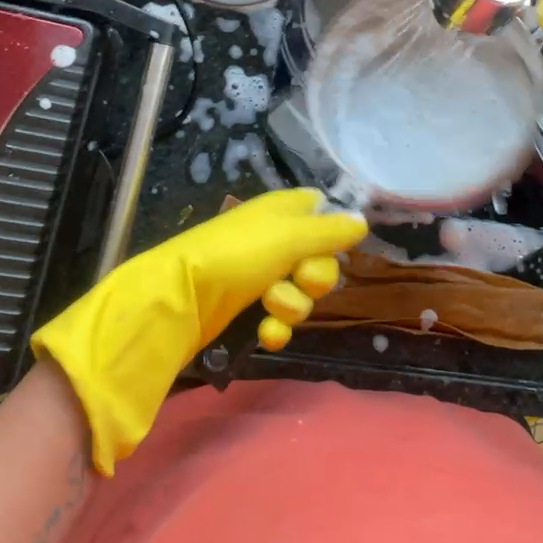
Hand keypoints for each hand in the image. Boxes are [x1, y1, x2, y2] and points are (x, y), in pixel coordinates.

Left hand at [30, 188, 366, 474]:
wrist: (180, 299)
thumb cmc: (236, 255)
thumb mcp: (289, 236)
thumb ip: (331, 232)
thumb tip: (363, 221)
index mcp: (283, 211)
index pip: (323, 211)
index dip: (333, 231)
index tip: (334, 245)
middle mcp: (275, 241)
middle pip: (321, 260)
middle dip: (315, 276)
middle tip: (298, 278)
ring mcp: (261, 277)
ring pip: (303, 295)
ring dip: (292, 305)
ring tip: (268, 306)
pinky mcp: (249, 311)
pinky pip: (281, 321)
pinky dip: (276, 328)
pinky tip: (263, 331)